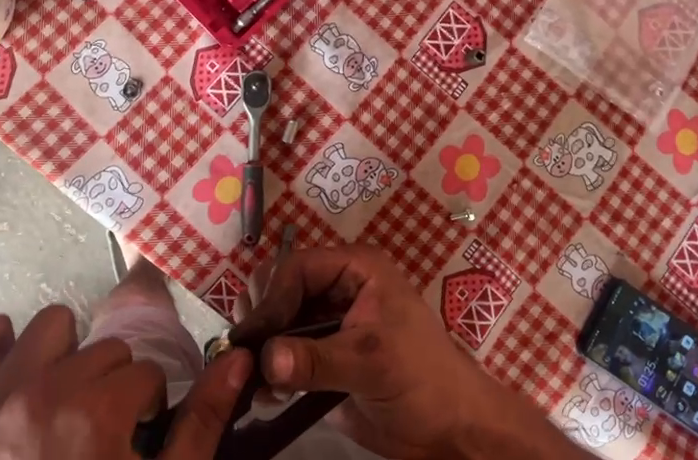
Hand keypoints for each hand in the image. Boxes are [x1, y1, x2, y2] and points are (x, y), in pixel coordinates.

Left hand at [0, 305, 251, 459]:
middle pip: (107, 350)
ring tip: (64, 400)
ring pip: (51, 326)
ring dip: (65, 355)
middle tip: (103, 431)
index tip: (135, 438)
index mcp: (97, 413)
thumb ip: (201, 423)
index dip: (147, 407)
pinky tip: (17, 367)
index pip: (146, 374)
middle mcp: (45, 391)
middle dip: (114, 385)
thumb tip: (239, 359)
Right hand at [231, 245, 586, 459]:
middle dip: (264, 319)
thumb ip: (316, 359)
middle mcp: (339, 287)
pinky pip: (286, 352)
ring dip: (263, 346)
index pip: (299, 267)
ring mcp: (330, 321)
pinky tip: (262, 392)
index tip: (256, 336)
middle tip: (247, 353)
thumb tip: (264, 359)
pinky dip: (271, 368)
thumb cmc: (422, 380)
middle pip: (283, 288)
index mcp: (357, 268)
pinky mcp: (323, 356)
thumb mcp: (371, 363)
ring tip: (251, 376)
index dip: (274, 296)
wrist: (450, 430)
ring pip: (280, 320)